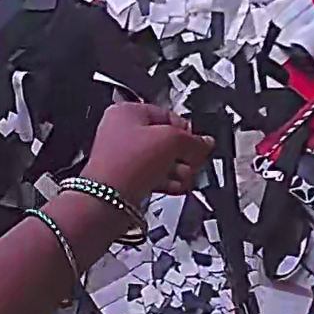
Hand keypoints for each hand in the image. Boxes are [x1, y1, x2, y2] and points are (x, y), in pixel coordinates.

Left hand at [80, 103, 213, 202]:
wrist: (108, 200)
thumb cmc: (126, 164)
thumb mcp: (172, 141)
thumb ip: (194, 141)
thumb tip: (205, 143)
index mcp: (126, 112)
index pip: (167, 114)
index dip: (185, 130)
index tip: (197, 142)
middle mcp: (121, 133)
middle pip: (165, 140)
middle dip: (182, 154)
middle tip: (192, 160)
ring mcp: (122, 158)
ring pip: (160, 161)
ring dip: (177, 170)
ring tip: (184, 176)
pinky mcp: (126, 180)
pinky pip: (152, 177)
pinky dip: (166, 181)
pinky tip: (175, 186)